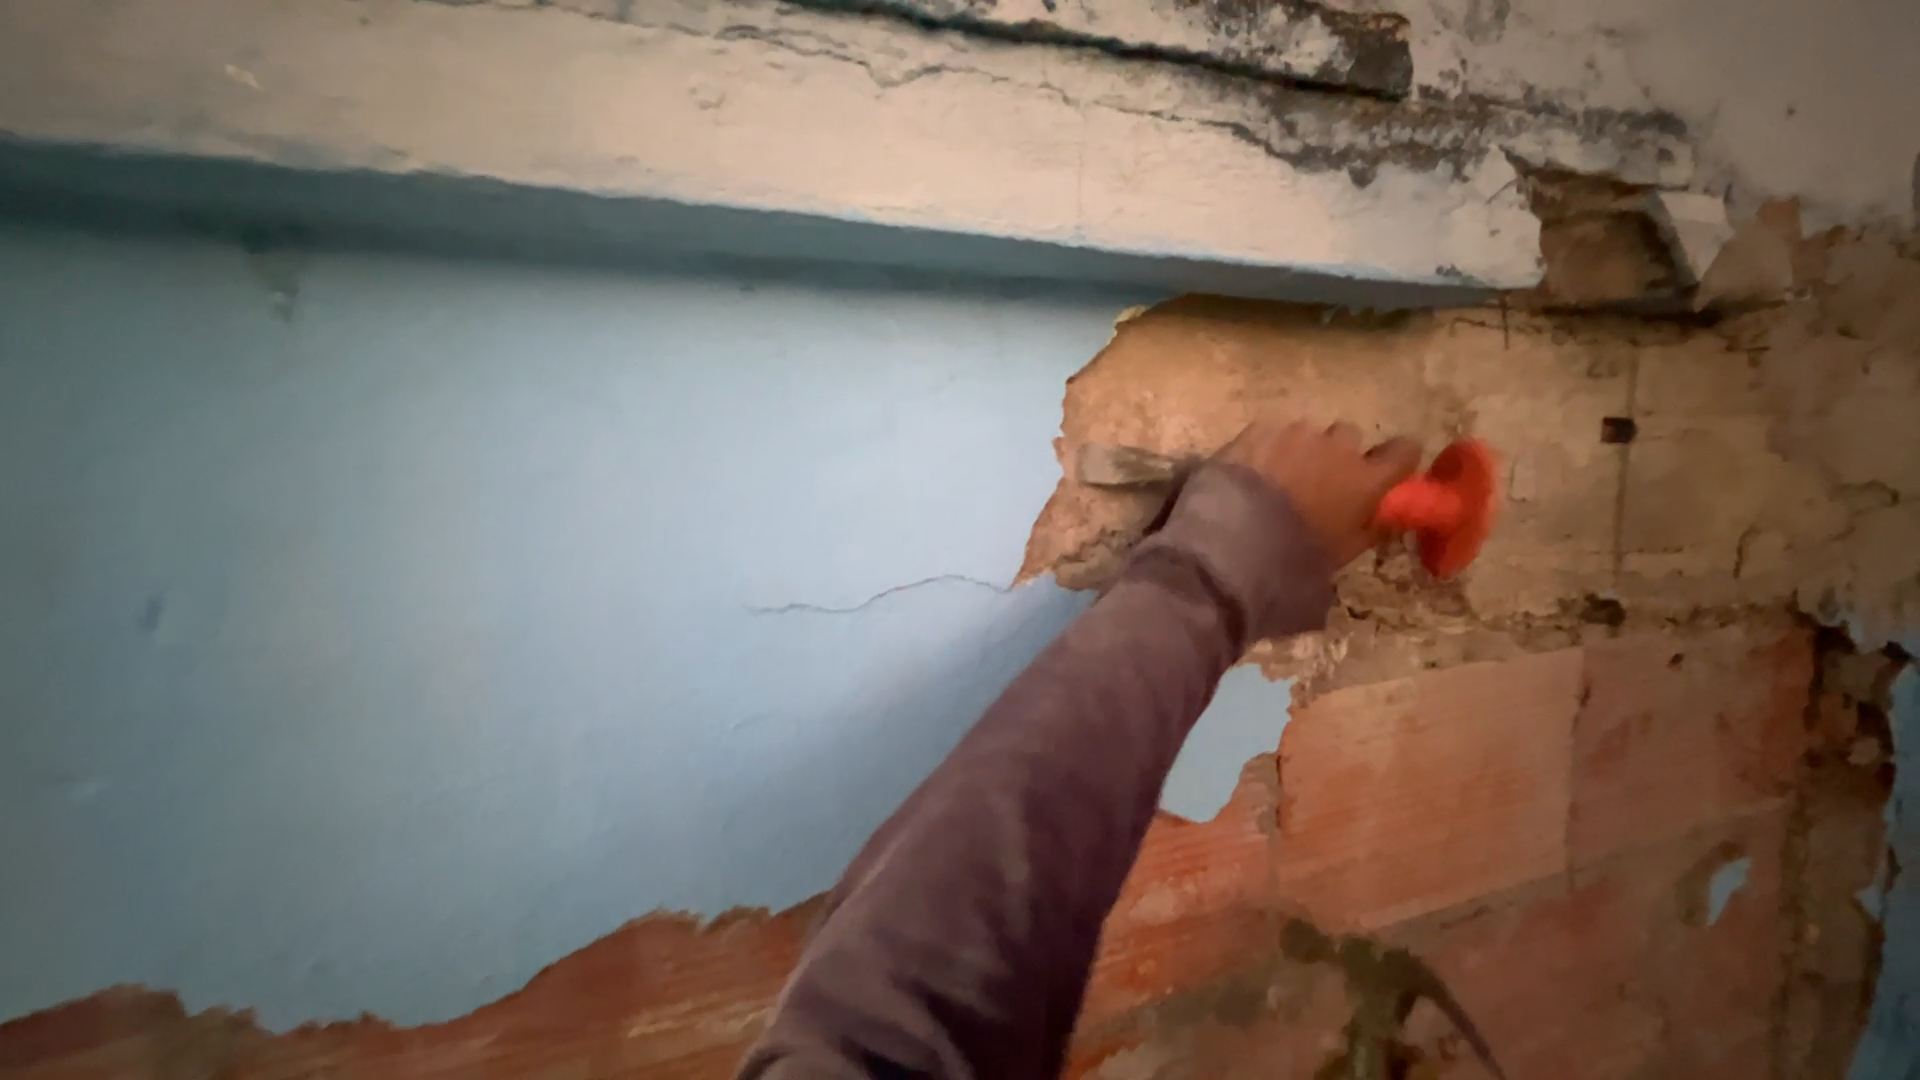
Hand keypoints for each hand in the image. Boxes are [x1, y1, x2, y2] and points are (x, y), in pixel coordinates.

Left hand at [1216, 418, 1422, 565]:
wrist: (1237, 536)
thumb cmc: (1297, 553)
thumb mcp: (1344, 550)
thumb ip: (1371, 526)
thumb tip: (1383, 514)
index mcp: (1367, 478)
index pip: (1404, 450)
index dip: (1394, 459)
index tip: (1383, 470)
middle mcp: (1339, 447)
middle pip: (1349, 436)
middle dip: (1337, 453)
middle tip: (1315, 479)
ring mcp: (1298, 433)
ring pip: (1307, 433)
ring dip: (1298, 449)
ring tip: (1275, 477)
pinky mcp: (1261, 428)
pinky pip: (1272, 432)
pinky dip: (1266, 447)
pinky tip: (1250, 470)